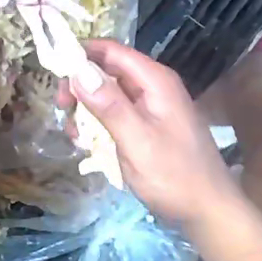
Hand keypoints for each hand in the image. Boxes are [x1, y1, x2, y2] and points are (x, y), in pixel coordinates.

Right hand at [65, 40, 241, 228]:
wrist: (208, 209)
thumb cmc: (173, 175)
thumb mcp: (137, 141)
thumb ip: (109, 105)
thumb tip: (78, 70)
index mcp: (155, 80)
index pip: (112, 51)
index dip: (81, 54)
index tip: (53, 71)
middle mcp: (155, 86)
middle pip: (110, 69)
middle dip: (82, 84)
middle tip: (61, 108)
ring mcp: (155, 106)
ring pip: (112, 92)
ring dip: (89, 106)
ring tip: (73, 132)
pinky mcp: (152, 125)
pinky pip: (120, 112)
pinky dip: (101, 121)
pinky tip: (88, 142)